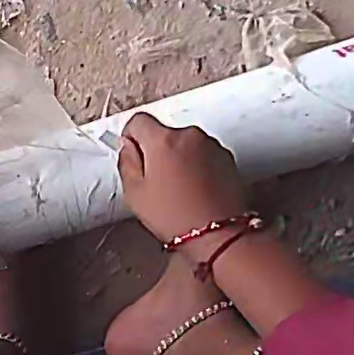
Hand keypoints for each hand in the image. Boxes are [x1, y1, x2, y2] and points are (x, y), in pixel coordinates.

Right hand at [117, 113, 248, 242]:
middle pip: (163, 133)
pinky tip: (192, 190)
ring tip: (176, 190)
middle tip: (153, 182)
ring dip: (177, 158)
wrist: (218, 234)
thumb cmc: (176, 217)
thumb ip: (126, 162)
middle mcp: (189, 135)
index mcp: (163, 141)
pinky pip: (202, 154)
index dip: (130, 137)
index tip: (132, 153)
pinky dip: (195, 166)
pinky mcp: (226, 157)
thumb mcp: (134, 193)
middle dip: (155, 151)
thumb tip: (127, 148)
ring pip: (183, 144)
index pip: (139, 120)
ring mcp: (211, 145)